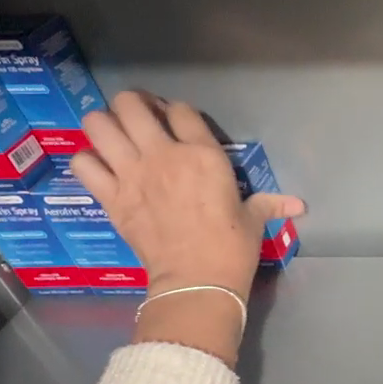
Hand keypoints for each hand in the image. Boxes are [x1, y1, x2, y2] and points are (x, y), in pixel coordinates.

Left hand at [72, 91, 304, 366]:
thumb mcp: (254, 220)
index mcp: (204, 154)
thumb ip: (270, 203)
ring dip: (105, 125)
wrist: (198, 280)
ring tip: (116, 138)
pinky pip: (83, 162)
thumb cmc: (232, 248)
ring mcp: (132, 173)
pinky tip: (102, 170)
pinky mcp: (110, 196)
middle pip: (130, 103)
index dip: (178, 112)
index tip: (179, 123)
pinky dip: (89, 161)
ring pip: (98, 124)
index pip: (183, 110)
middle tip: (141, 120)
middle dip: (134, 105)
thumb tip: (299, 205)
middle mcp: (163, 154)